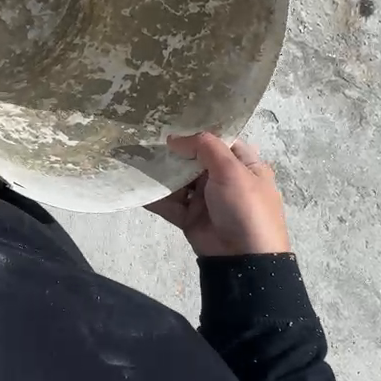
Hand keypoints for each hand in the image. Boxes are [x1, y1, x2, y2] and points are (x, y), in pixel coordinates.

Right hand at [146, 132, 290, 256]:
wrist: (243, 259)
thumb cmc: (244, 207)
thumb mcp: (231, 170)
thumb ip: (204, 146)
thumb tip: (175, 138)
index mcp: (244, 166)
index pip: (221, 142)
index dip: (200, 132)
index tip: (173, 121)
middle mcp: (225, 180)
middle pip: (194, 160)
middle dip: (173, 152)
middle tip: (147, 138)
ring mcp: (206, 200)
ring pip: (179, 180)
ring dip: (161, 173)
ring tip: (136, 159)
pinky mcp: (190, 217)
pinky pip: (169, 203)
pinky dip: (155, 196)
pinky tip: (137, 186)